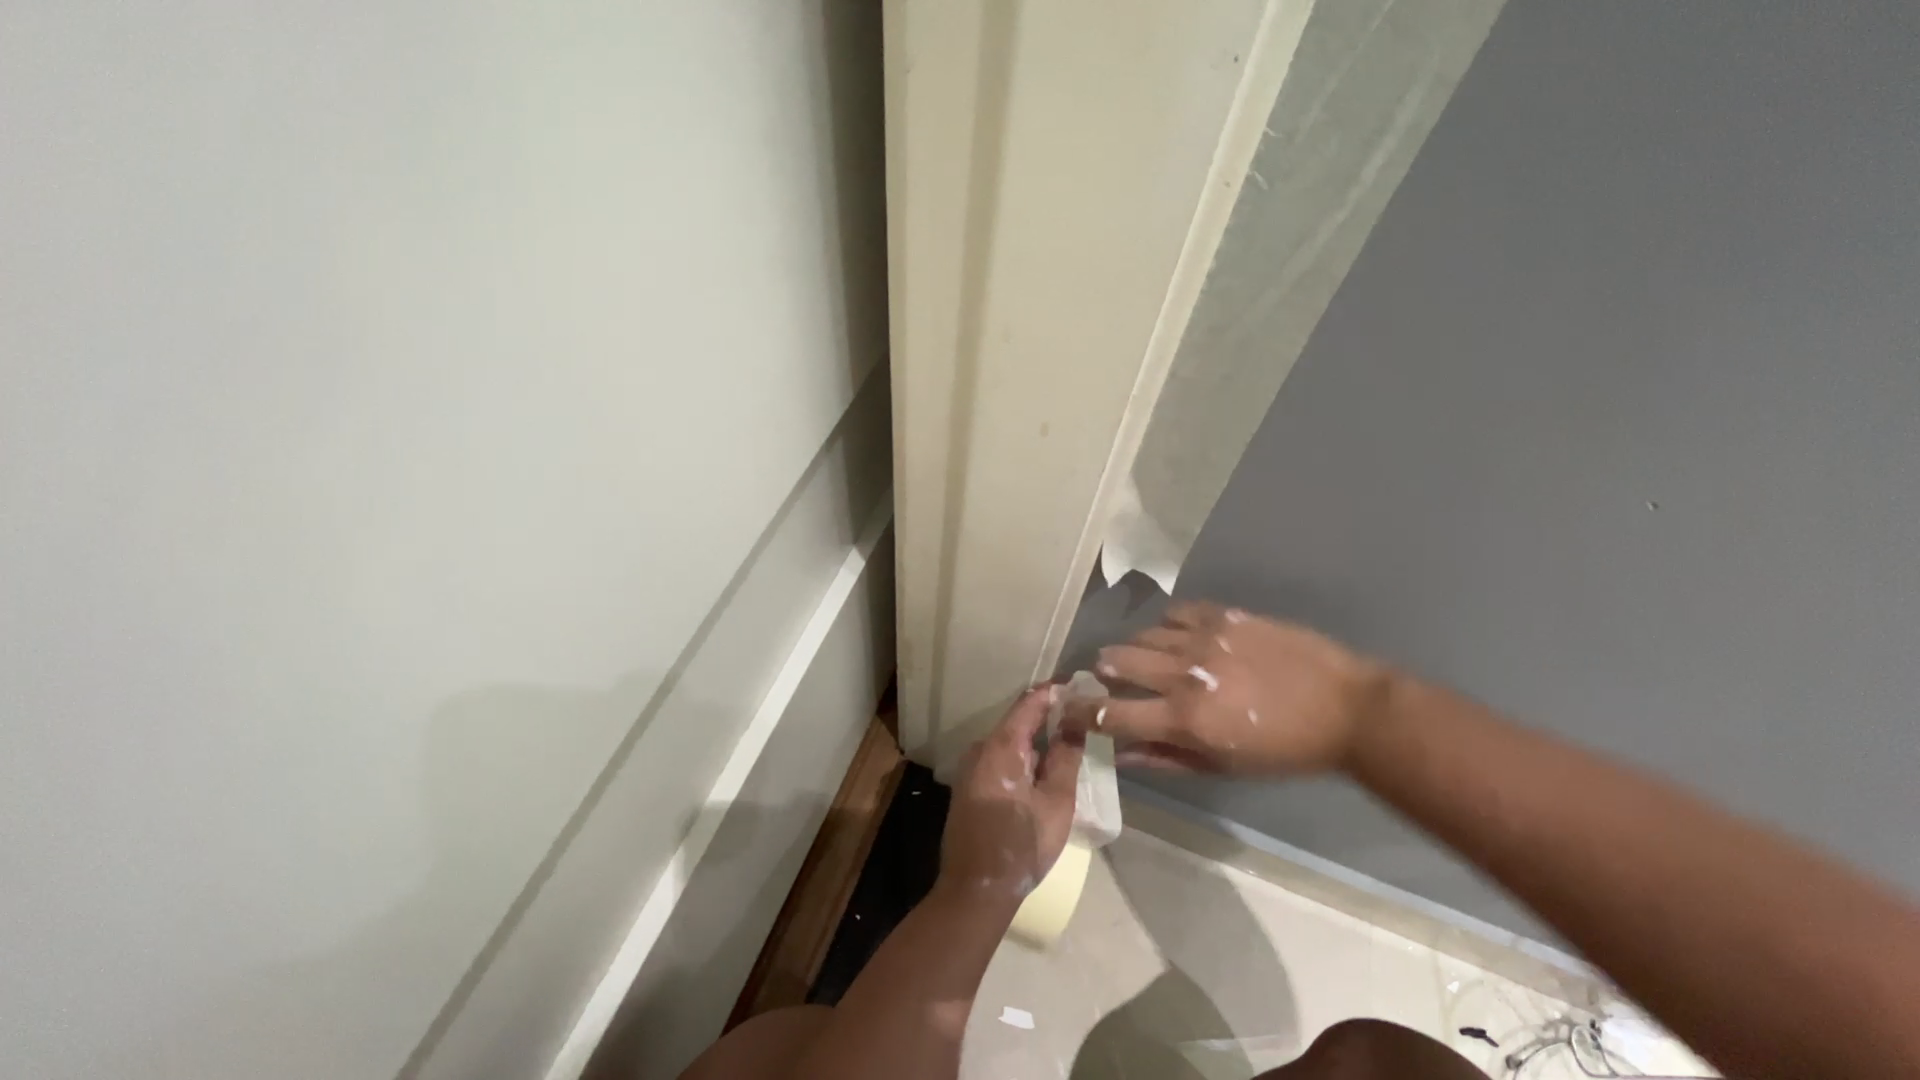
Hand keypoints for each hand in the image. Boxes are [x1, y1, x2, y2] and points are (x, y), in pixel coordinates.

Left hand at [937, 685, 1083, 905]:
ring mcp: (971, 768)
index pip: (1030, 702)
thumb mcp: (1057, 801)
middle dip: (1050, 716)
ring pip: (1010, 742)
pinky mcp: (970, 786)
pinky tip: (1044, 768)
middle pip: (1019, 721)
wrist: (976, 888)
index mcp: (1000, 746)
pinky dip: (1023, 757)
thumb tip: (1076, 721)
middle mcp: (980, 748)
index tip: (1083, 685)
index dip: (1057, 691)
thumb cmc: (1022, 845)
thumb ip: (1066, 756)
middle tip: (1085, 717)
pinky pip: (1000, 759)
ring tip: (1071, 741)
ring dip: (1037, 740)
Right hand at [1064, 602, 1388, 774]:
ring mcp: (1203, 637)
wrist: (1346, 708)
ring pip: (1141, 635)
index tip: (1064, 709)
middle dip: (1103, 674)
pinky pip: (1175, 614)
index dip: (1078, 713)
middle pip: (1115, 661)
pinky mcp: (1223, 615)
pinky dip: (1167, 628)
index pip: (1108, 713)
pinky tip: (1180, 640)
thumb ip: (1165, 758)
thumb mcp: (1222, 767)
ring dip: (1135, 651)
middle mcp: (1184, 673)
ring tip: (1148, 662)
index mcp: (1183, 718)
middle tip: (1109, 682)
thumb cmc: (1284, 750)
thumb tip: (1119, 752)